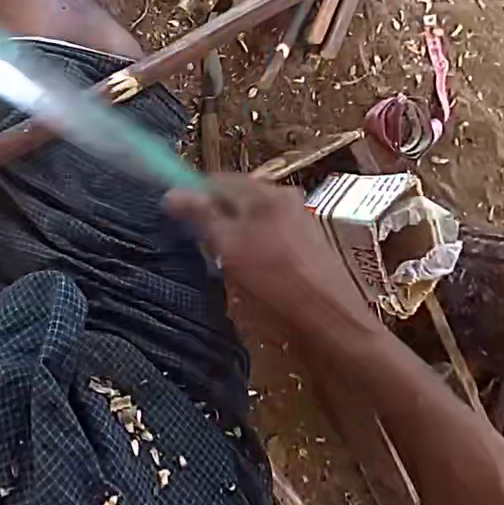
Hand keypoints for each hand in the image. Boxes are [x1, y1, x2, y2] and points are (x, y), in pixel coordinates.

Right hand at [165, 176, 381, 352]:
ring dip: (233, 236)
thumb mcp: (230, 249)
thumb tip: (171, 194)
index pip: (219, 180)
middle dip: (214, 218)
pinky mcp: (308, 247)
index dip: (193, 195)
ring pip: (253, 220)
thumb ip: (201, 217)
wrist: (332, 324)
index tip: (174, 218)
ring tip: (222, 265)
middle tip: (198, 246)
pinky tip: (249, 275)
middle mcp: (287, 199)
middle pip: (238, 199)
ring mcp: (300, 222)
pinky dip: (253, 249)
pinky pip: (269, 238)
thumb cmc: (276, 285)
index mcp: (269, 192)